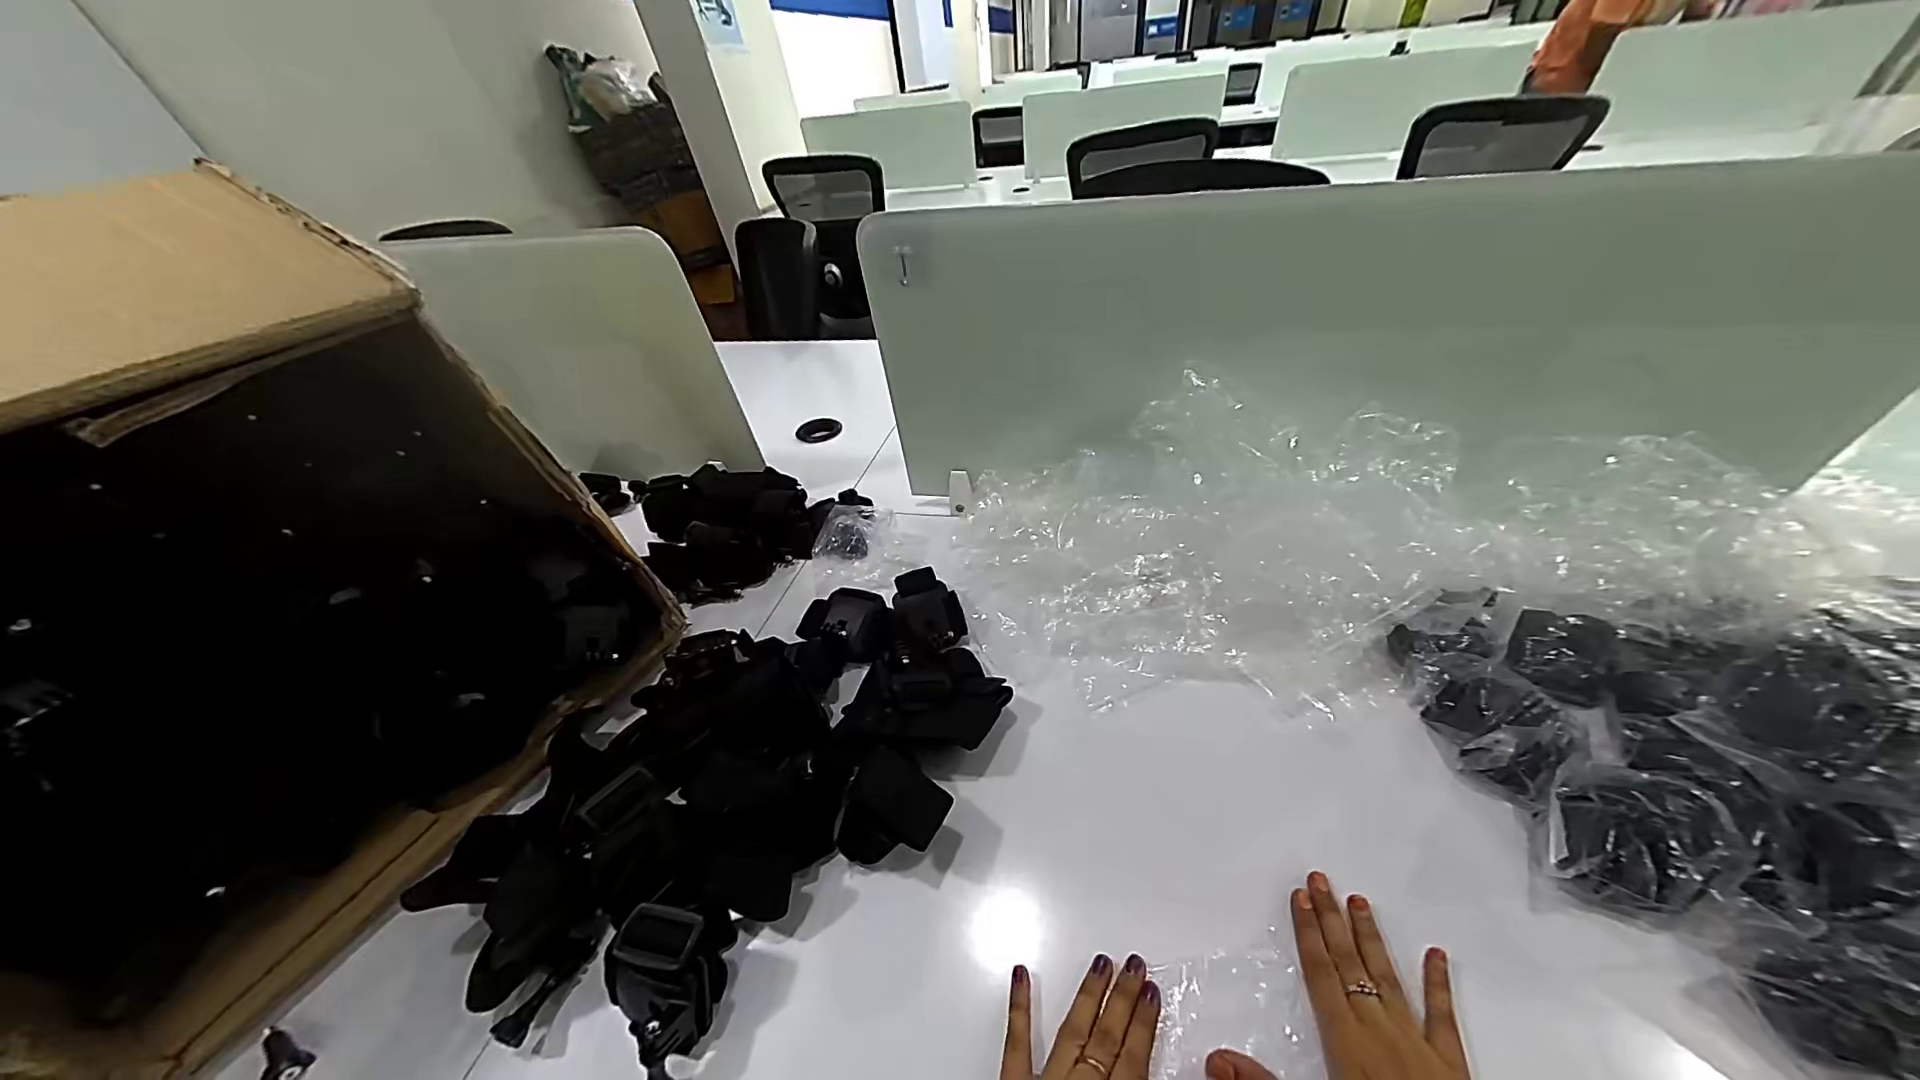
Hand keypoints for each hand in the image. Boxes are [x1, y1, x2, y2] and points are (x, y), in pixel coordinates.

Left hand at [1002, 954, 1161, 1079]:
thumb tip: (1152, 1072)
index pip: (1132, 1060)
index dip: (1144, 1023)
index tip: (1151, 992)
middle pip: (1105, 1035)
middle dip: (1122, 998)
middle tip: (1133, 964)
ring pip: (1071, 1030)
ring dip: (1087, 995)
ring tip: (1100, 962)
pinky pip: (1016, 1041)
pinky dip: (1019, 1005)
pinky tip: (1021, 974)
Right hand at [1206, 873, 1468, 1079]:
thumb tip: (1218, 1059)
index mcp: (1346, 1041)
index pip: (1320, 973)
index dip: (1306, 932)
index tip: (1299, 897)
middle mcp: (1379, 1031)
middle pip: (1348, 963)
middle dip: (1330, 919)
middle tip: (1320, 880)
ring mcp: (1417, 1043)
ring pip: (1388, 978)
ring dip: (1371, 938)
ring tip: (1359, 901)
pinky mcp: (1451, 1064)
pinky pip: (1442, 1016)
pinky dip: (1438, 984)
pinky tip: (1436, 955)